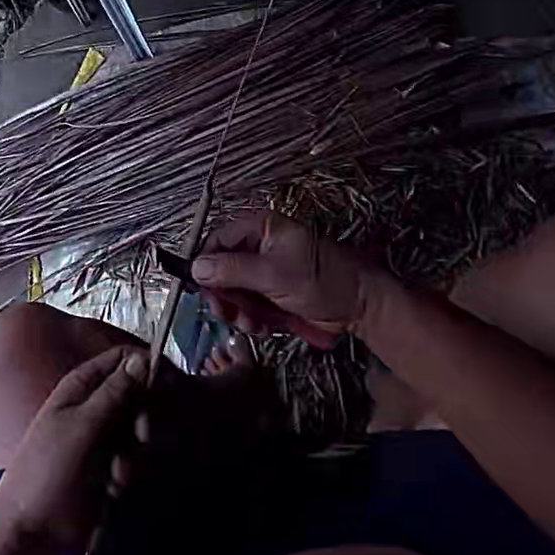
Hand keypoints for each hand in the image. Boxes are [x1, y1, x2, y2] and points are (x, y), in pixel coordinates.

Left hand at [0, 346, 144, 553]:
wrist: (32, 538)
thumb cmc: (49, 474)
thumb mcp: (82, 428)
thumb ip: (115, 392)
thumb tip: (142, 358)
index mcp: (81, 386)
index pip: (123, 359)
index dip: (147, 367)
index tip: (170, 386)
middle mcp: (94, 405)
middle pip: (138, 392)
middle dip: (146, 415)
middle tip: (142, 437)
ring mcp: (101, 437)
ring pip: (140, 425)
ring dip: (137, 450)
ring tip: (119, 473)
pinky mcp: (109, 466)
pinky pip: (134, 455)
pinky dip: (130, 469)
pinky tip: (115, 488)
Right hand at [191, 210, 383, 348]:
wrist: (360, 306)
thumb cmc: (321, 280)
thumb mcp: (273, 273)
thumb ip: (232, 270)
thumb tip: (195, 268)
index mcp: (261, 228)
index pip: (218, 241)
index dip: (206, 265)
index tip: (202, 290)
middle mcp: (260, 246)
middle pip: (222, 270)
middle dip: (226, 296)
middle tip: (229, 314)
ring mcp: (266, 272)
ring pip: (234, 292)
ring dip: (240, 312)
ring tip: (254, 323)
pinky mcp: (273, 294)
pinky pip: (249, 306)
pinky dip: (253, 319)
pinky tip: (265, 326)